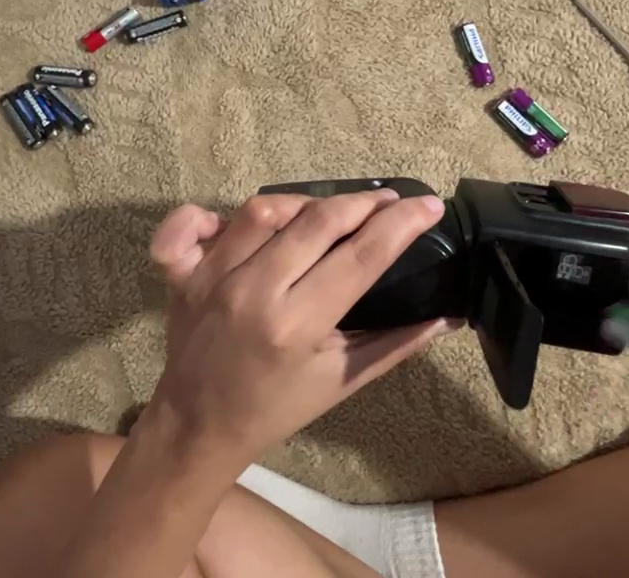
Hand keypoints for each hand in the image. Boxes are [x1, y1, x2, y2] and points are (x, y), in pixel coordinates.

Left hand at [143, 190, 454, 469]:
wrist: (198, 427)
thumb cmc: (277, 406)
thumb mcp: (342, 381)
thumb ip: (396, 343)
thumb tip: (448, 316)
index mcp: (297, 324)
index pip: (360, 256)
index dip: (402, 225)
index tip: (429, 205)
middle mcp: (253, 291)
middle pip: (317, 222)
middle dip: (363, 204)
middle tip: (389, 201)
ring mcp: (211, 277)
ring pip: (263, 210)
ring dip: (303, 202)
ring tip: (330, 210)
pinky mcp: (181, 272)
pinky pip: (186, 224)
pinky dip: (209, 213)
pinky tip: (235, 220)